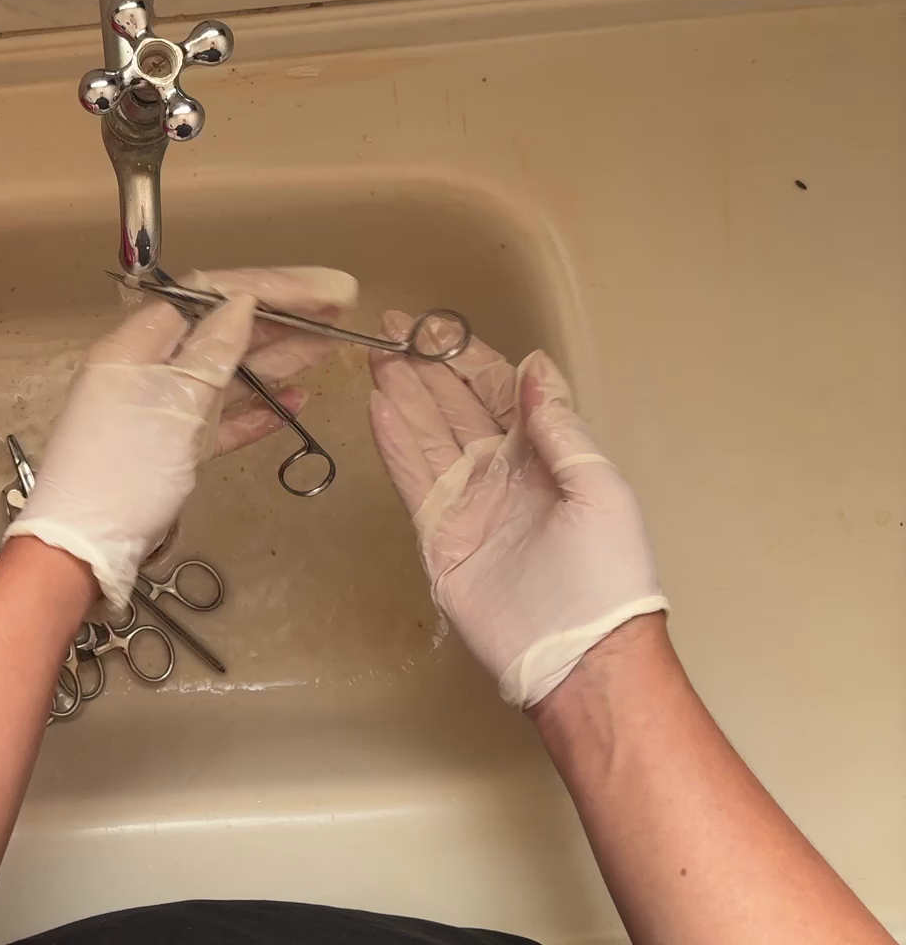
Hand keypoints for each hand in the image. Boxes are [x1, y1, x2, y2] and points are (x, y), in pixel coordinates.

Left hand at [9, 268, 356, 608]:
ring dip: (274, 360)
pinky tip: (294, 402)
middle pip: (217, 333)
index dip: (265, 288)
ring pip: (222, 376)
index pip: (204, 298)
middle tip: (339, 309)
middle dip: (276, 320)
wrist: (84, 545)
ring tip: (329, 346)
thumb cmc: (125, 467)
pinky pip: (217, 420)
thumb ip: (210, 352)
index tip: (321, 290)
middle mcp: (146, 371)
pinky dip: (253, 412)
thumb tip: (241, 303)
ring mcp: (159, 411)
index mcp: (134, 347)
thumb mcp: (172, 402)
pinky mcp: (170, 448)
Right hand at [367, 315, 665, 706]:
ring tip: (374, 358)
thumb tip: (535, 366)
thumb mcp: (600, 493)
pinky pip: (409, 474)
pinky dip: (391, 440)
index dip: (464, 356)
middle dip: (421, 367)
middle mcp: (495, 468)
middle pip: (449, 406)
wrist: (571, 651)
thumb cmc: (604, 574)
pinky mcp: (432, 526)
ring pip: (423, 433)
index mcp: (540, 455)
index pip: (496, 391)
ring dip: (399, 395)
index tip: (431, 327)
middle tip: (386, 332)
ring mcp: (460, 496)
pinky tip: (376, 408)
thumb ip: (560, 430)